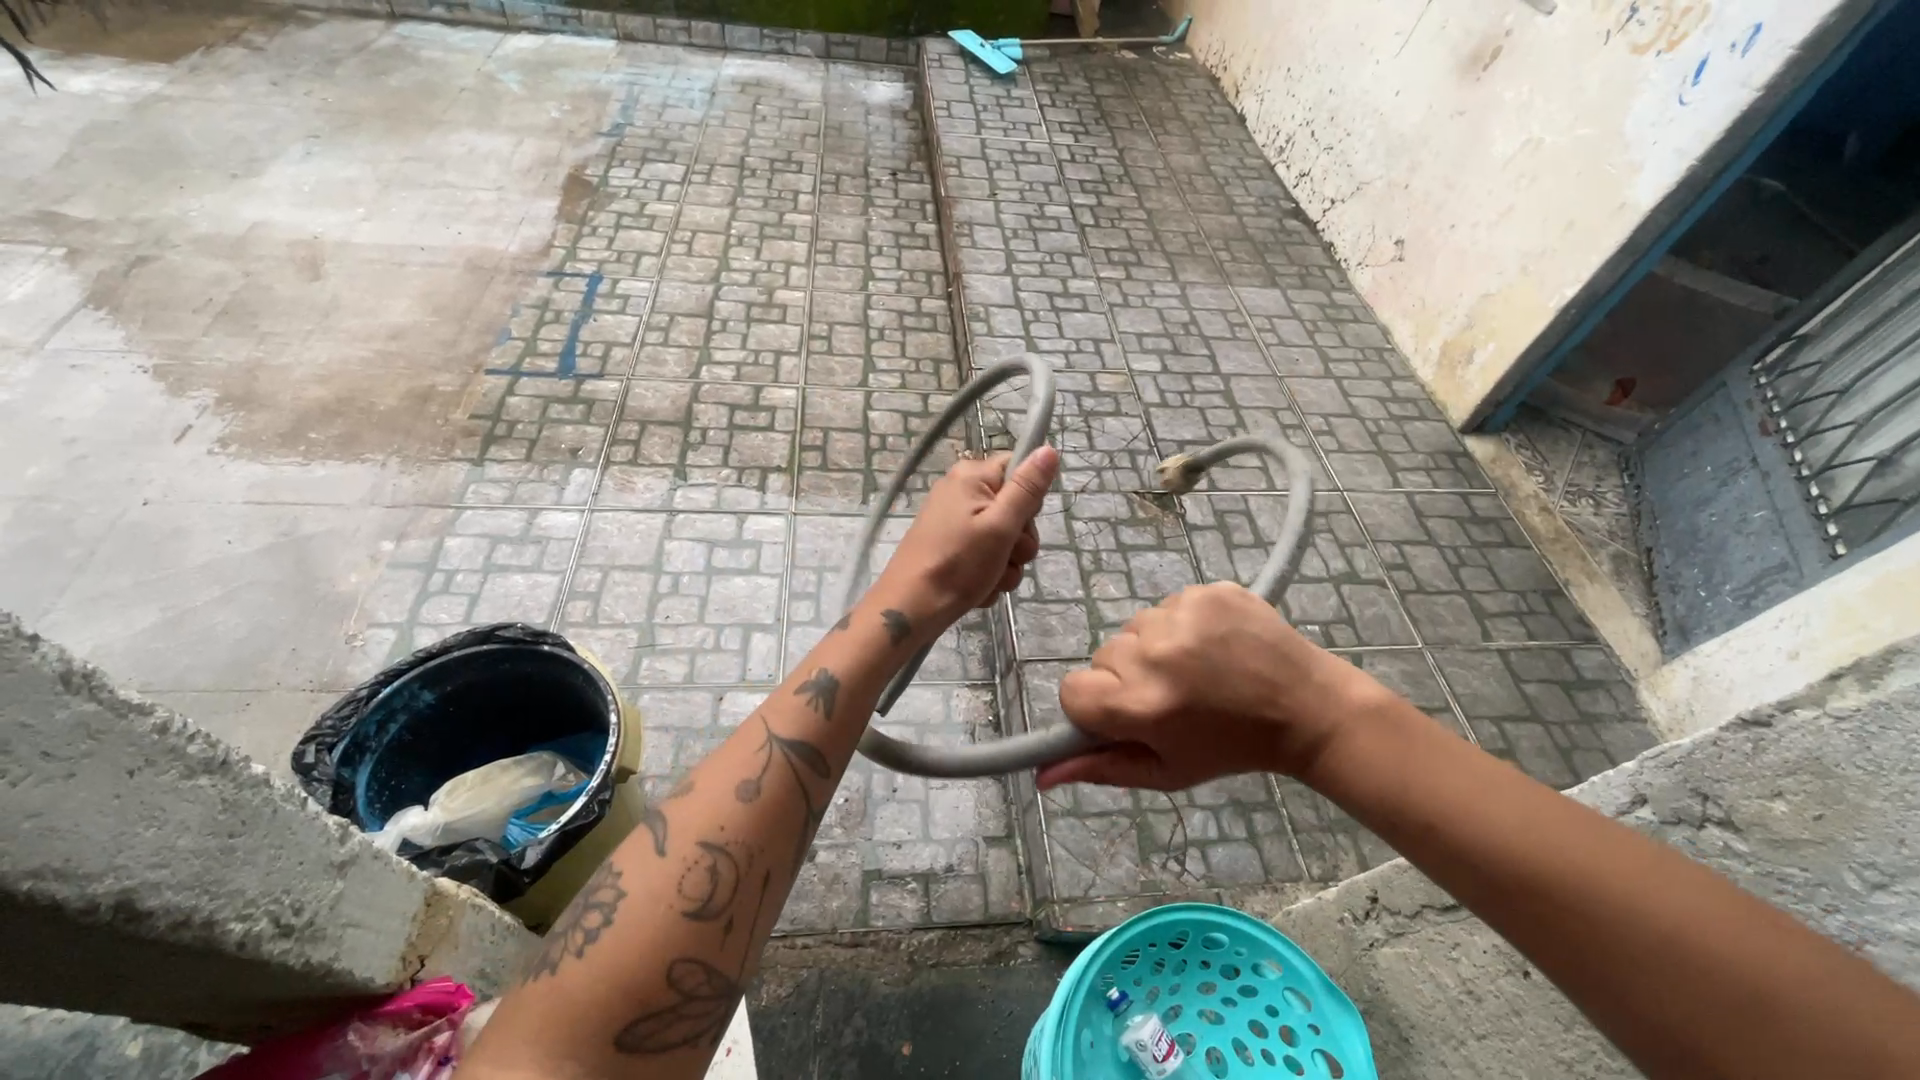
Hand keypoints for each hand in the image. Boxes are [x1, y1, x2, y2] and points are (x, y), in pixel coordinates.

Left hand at [873, 446, 1057, 628]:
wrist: (912, 607)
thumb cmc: (958, 563)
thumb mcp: (1001, 526)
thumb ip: (1027, 489)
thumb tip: (1049, 449)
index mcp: (971, 476)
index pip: (1018, 470)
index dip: (1028, 500)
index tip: (1019, 523)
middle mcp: (962, 493)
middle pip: (1015, 509)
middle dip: (1018, 542)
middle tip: (1005, 557)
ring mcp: (956, 522)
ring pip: (1005, 540)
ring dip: (1006, 565)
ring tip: (989, 578)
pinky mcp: (952, 547)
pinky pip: (986, 556)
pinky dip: (989, 574)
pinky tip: (978, 587)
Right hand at [1039, 582, 1392, 789]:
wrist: (1308, 708)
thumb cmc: (1231, 749)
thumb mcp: (1166, 771)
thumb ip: (1102, 769)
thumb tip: (1040, 776)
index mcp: (1140, 705)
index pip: (1072, 690)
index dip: (1094, 706)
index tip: (1126, 715)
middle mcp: (1153, 654)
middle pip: (1104, 658)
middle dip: (1127, 677)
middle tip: (1174, 696)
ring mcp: (1182, 616)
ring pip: (1135, 629)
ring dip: (1155, 648)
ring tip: (1199, 669)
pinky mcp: (1207, 591)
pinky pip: (1168, 606)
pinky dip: (1184, 625)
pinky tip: (1215, 646)